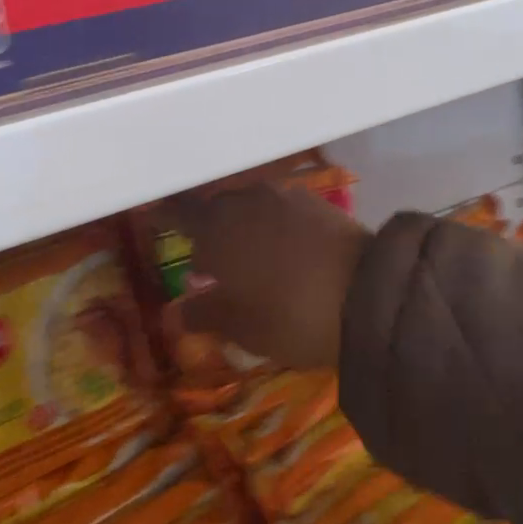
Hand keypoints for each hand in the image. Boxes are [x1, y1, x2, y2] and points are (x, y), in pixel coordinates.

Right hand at [165, 183, 372, 368]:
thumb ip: (205, 314)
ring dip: (242, 226)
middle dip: (208, 229)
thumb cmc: (292, 314)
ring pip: (250, 205)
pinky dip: (271, 225)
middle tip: (205, 259)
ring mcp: (285, 196)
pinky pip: (279, 208)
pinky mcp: (317, 202)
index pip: (180, 213)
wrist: (369, 291)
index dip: (164, 216)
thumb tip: (176, 311)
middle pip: (217, 208)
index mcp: (218, 228)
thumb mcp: (242, 327)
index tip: (152, 217)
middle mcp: (247, 201)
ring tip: (244, 259)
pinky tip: (279, 249)